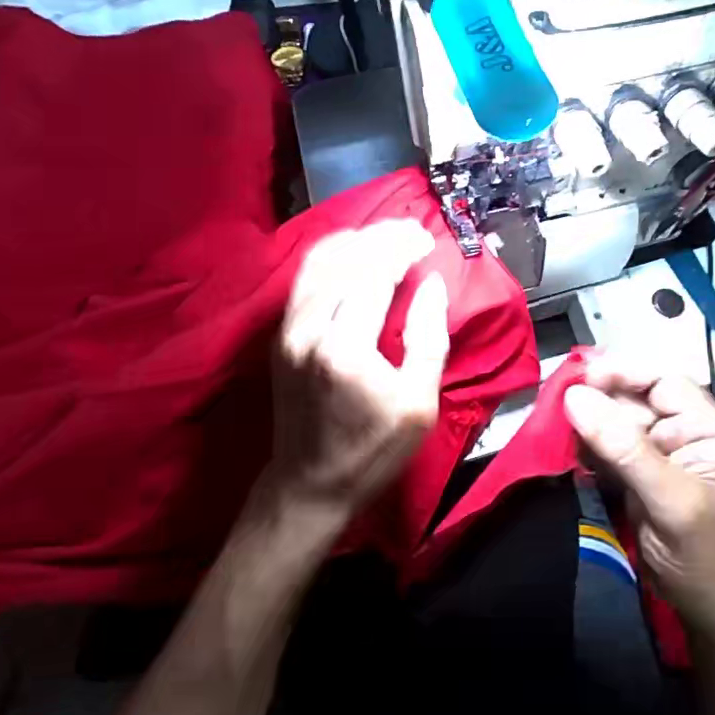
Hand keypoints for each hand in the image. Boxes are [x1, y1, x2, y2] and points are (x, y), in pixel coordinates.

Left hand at [259, 220, 449, 519]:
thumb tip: (432, 286)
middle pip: (345, 261)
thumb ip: (429, 339)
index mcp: (346, 348)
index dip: (402, 249)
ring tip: (386, 235)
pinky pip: (304, 280)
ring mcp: (288, 332)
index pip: (374, 275)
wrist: (310, 485)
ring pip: (318, 264)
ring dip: (354, 241)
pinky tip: (351, 253)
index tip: (428, 239)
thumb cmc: (373, 450)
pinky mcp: (282, 337)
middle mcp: (309, 330)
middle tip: (413, 230)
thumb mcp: (418, 403)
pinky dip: (330, 257)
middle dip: (381, 238)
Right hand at [564, 352, 714, 645]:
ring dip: (591, 425)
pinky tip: (568, 448)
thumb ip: (625, 447)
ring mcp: (669, 463)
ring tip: (553, 422)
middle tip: (554, 400)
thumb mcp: (671, 501)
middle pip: (641, 403)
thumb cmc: (709, 560)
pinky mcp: (650, 486)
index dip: (624, 373)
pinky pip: (618, 456)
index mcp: (713, 431)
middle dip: (600, 400)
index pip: (666, 383)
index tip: (579, 374)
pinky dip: (593, 451)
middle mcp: (692, 438)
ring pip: (625, 429)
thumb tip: (576, 396)